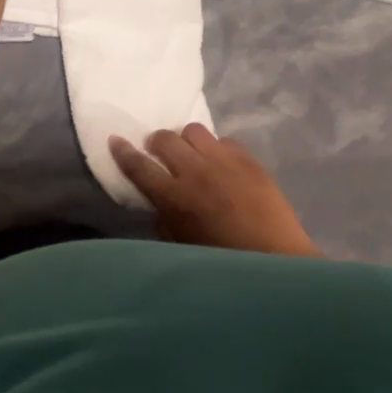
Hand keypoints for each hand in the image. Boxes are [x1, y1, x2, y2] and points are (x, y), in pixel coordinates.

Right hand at [110, 124, 318, 256]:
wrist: (276, 261)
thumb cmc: (224, 261)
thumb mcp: (181, 245)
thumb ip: (164, 217)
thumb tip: (157, 200)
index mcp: (175, 197)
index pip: (139, 166)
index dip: (123, 151)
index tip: (115, 140)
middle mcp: (196, 171)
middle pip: (165, 139)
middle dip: (156, 143)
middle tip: (160, 155)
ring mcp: (224, 161)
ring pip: (194, 130)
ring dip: (187, 142)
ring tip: (193, 156)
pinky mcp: (249, 159)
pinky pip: (224, 140)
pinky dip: (216, 149)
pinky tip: (221, 166)